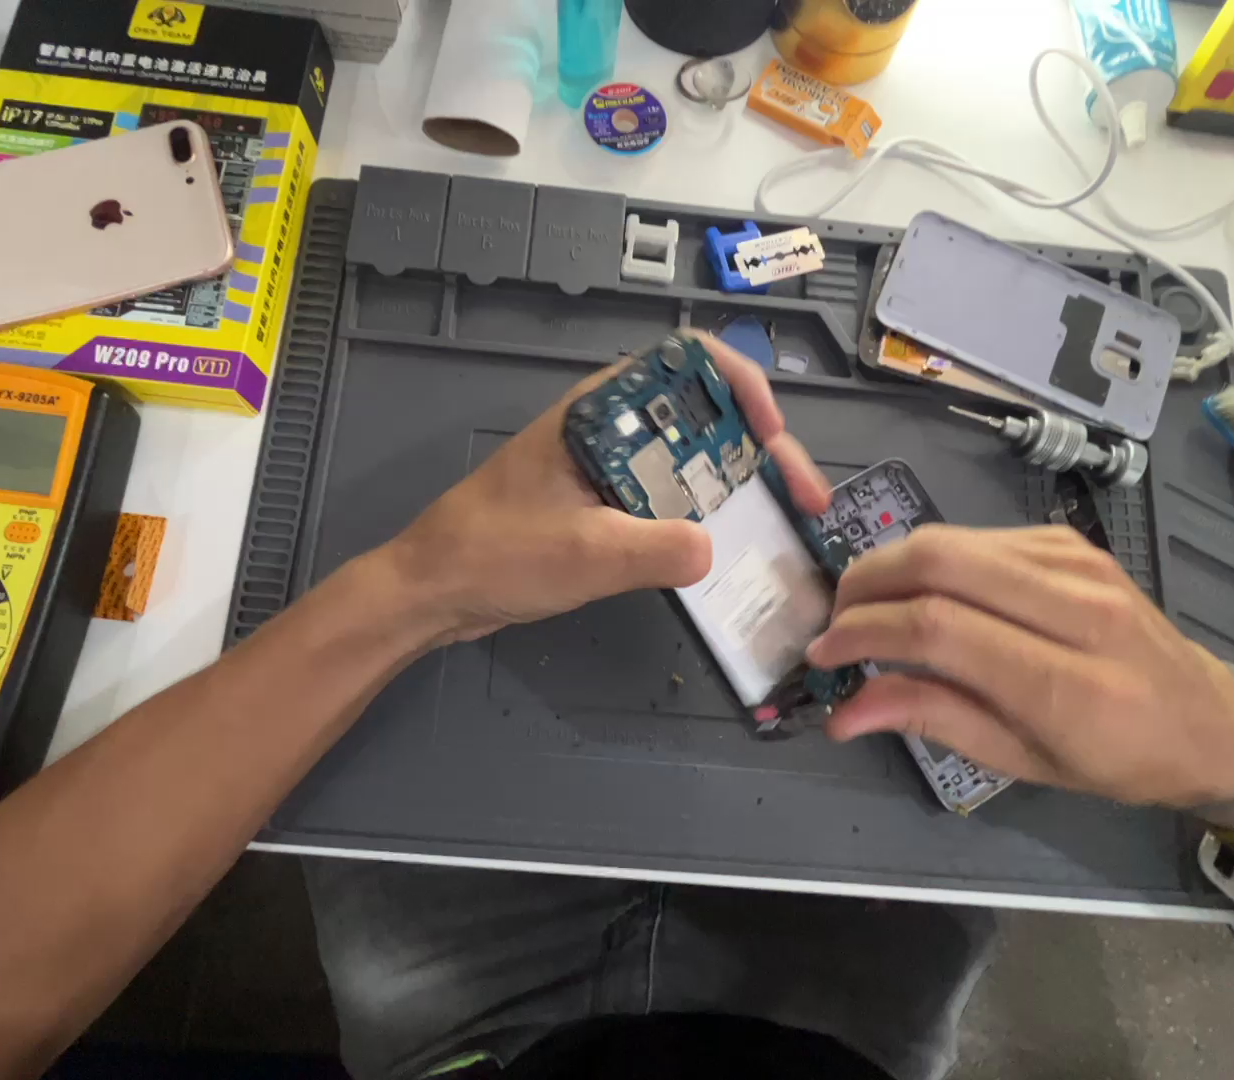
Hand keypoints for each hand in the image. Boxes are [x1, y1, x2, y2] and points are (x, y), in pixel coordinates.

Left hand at [387, 332, 828, 644]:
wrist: (434, 589)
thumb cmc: (496, 554)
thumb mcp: (583, 553)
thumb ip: (656, 549)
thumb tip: (713, 550)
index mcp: (601, 411)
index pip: (688, 362)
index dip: (743, 385)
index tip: (773, 435)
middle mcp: (611, 427)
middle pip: (704, 413)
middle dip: (759, 447)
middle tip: (799, 495)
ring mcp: (607, 465)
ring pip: (691, 457)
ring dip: (740, 483)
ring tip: (780, 519)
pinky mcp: (604, 502)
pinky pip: (669, 496)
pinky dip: (706, 513)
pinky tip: (730, 543)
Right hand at [805, 525, 1233, 810]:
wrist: (1211, 721)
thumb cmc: (1114, 759)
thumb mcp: (1018, 760)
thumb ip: (928, 718)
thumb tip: (841, 711)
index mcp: (1068, 683)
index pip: (938, 628)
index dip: (864, 632)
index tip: (824, 652)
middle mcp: (1077, 608)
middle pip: (938, 561)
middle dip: (864, 582)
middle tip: (837, 618)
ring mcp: (1076, 562)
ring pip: (949, 539)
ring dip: (887, 565)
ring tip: (865, 604)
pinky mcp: (1069, 541)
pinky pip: (973, 536)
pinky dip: (926, 559)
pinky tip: (917, 590)